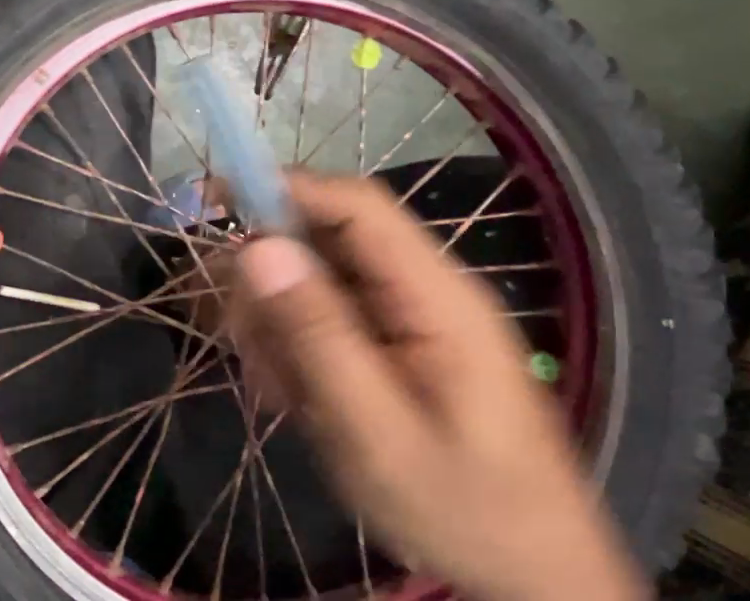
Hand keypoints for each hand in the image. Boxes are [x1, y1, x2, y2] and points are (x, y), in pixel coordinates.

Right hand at [229, 172, 648, 600]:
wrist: (538, 580)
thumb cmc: (466, 510)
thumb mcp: (377, 433)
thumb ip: (318, 337)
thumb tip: (258, 248)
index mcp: (435, 297)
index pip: (356, 204)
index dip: (282, 187)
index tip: (211, 199)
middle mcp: (422, 291)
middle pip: (324, 239)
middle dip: (268, 280)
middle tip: (239, 340)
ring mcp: (409, 318)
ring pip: (314, 280)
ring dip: (276, 323)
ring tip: (276, 389)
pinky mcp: (396, 344)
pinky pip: (325, 317)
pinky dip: (293, 347)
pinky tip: (294, 398)